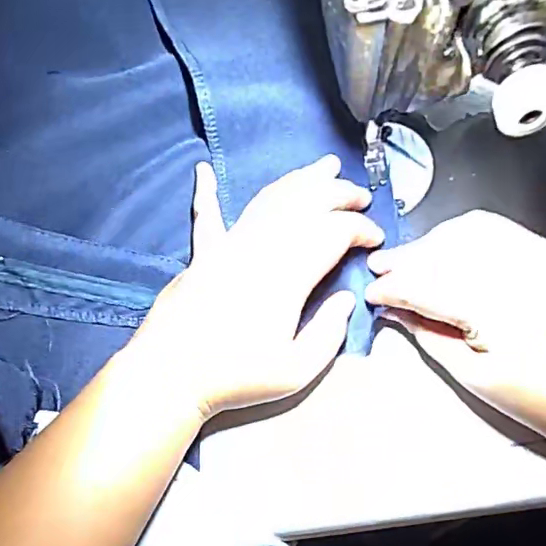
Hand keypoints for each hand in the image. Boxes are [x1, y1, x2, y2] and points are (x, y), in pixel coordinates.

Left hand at [121, 156, 383, 418]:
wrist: (171, 375)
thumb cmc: (236, 377)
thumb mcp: (296, 369)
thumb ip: (329, 333)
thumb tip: (345, 299)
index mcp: (289, 274)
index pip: (334, 232)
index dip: (360, 229)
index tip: (374, 239)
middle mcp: (260, 248)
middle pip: (306, 204)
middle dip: (338, 194)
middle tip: (360, 196)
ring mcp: (228, 247)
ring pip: (269, 199)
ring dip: (299, 180)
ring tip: (323, 168)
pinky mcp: (201, 256)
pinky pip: (206, 217)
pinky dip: (207, 195)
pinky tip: (204, 174)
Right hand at [363, 210, 545, 451]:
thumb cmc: (540, 396)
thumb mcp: (472, 374)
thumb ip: (429, 336)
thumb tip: (398, 313)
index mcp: (494, 307)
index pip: (428, 284)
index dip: (394, 287)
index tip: (375, 293)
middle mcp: (518, 270)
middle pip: (446, 249)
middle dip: (410, 258)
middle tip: (385, 269)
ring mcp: (541, 256)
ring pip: (472, 230)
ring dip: (437, 241)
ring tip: (415, 258)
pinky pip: (503, 231)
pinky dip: (471, 237)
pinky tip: (455, 251)